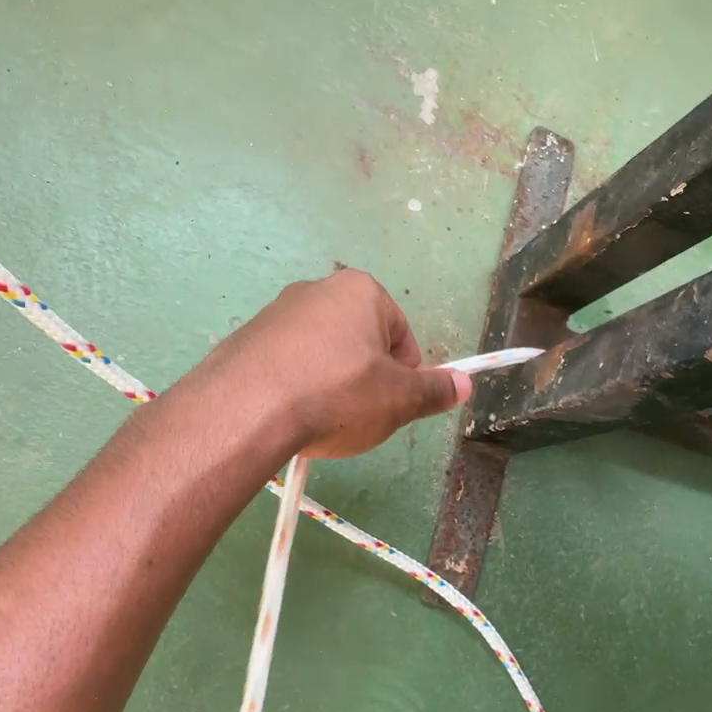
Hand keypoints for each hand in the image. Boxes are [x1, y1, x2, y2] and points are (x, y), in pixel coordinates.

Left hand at [185, 268, 469, 457]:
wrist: (247, 409)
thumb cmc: (337, 395)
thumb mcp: (398, 400)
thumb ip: (434, 391)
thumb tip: (465, 384)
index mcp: (362, 292)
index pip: (402, 335)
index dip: (406, 376)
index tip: (393, 405)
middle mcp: (317, 290)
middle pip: (361, 343)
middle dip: (367, 380)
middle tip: (359, 416)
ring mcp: (277, 313)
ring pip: (323, 356)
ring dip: (331, 386)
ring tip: (321, 421)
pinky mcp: (247, 339)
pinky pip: (287, 366)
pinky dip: (296, 389)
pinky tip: (290, 418)